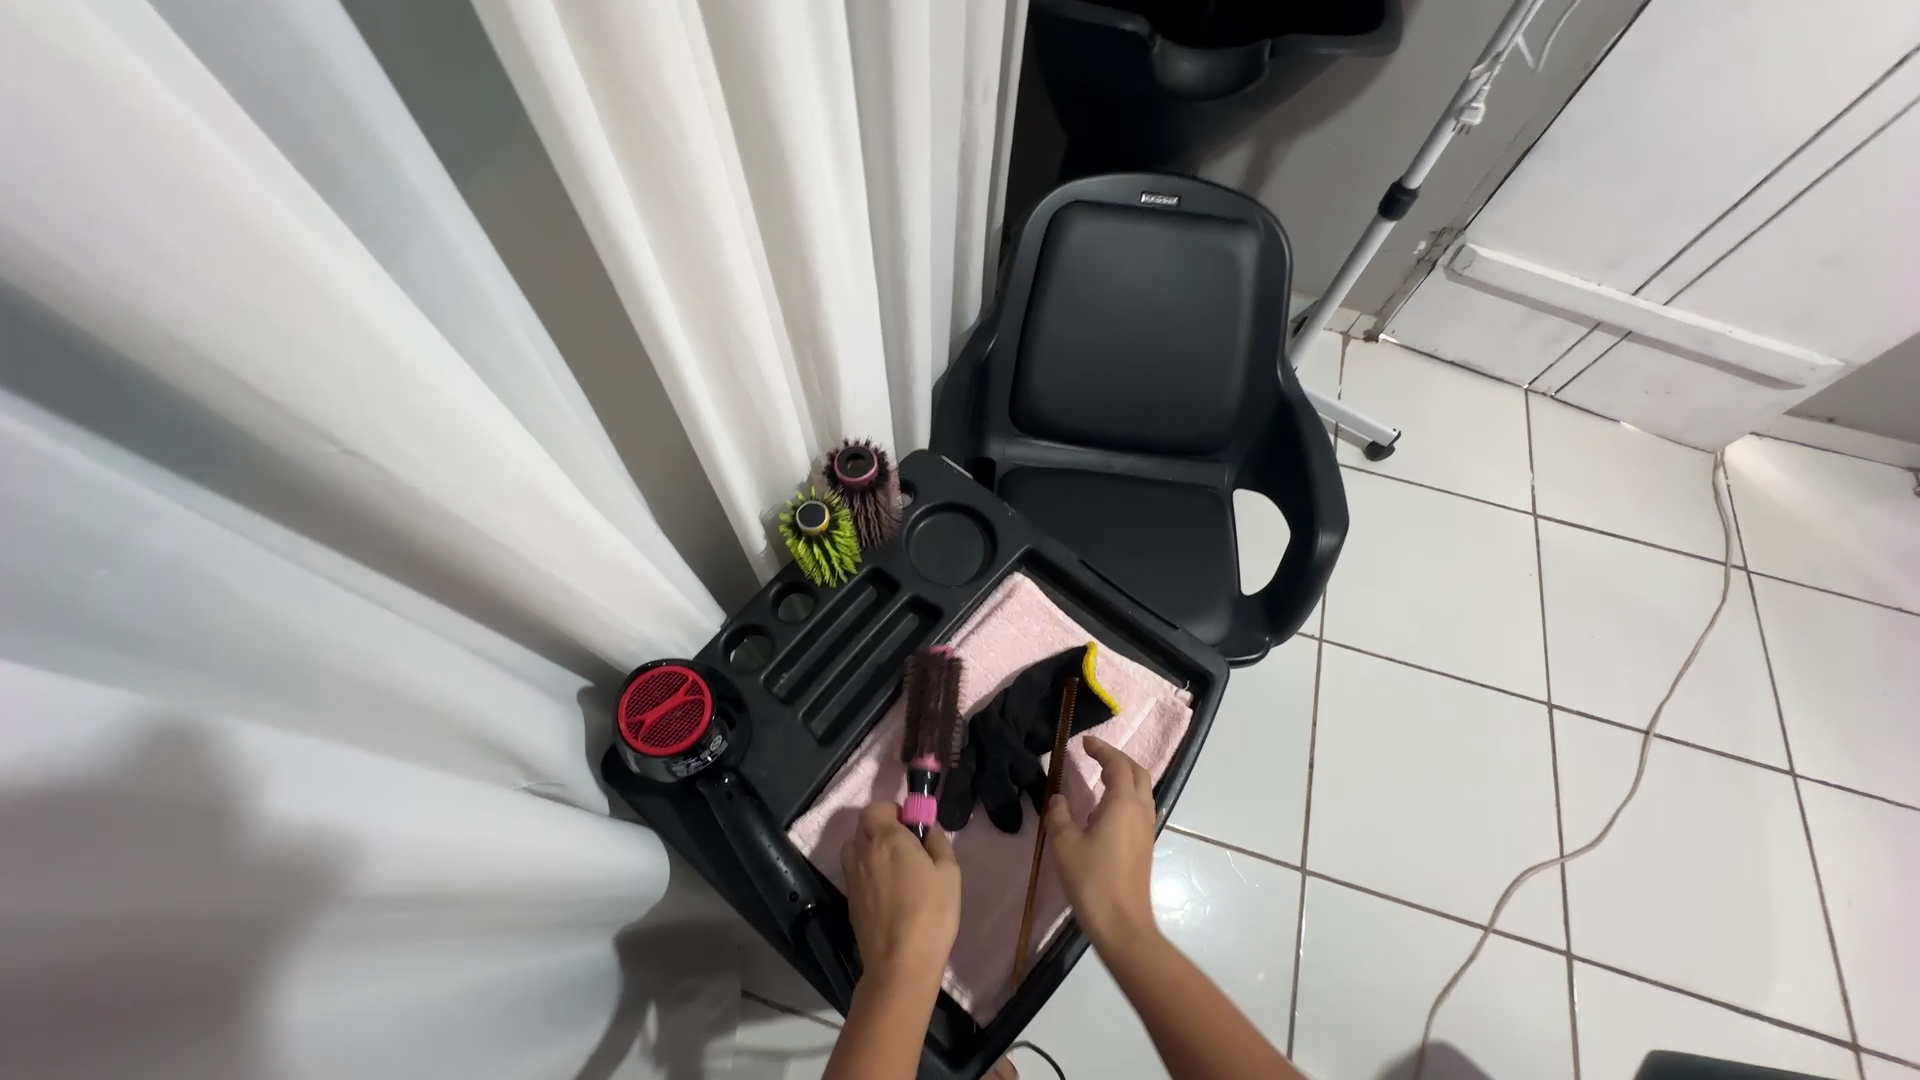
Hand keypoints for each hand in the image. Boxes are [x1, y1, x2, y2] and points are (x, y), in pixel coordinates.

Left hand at [839, 802, 961, 987]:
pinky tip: (888, 893)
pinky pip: (855, 873)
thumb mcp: (949, 872)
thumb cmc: (931, 913)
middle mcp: (863, 852)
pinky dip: (867, 873)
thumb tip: (928, 830)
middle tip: (906, 846)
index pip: (875, 807)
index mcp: (886, 838)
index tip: (910, 826)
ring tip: (894, 868)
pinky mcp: (849, 901)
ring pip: (854, 849)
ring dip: (869, 849)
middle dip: (881, 828)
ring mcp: (852, 878)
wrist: (901, 964)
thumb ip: (938, 842)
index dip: (892, 811)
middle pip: (862, 827)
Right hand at [1044, 735, 1158, 951]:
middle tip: (1094, 755)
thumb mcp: (1064, 842)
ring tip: (1099, 775)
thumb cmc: (1092, 878)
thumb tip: (1059, 799)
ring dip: (1123, 777)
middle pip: (1137, 773)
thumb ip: (1059, 814)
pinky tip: (1104, 807)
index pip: (1117, 764)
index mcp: (1123, 803)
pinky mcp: (1144, 845)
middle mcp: (1140, 810)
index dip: (1102, 749)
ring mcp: (1146, 829)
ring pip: (1141, 791)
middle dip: (1117, 759)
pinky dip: (1124, 795)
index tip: (1084, 742)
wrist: (1121, 924)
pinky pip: (1138, 807)